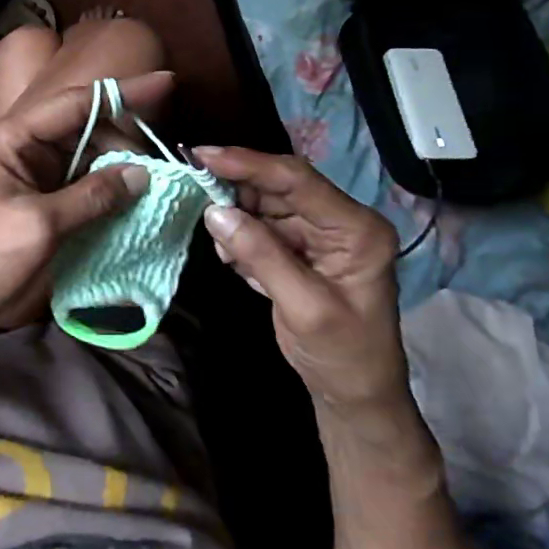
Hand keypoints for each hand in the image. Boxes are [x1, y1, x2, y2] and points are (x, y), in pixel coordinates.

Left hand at [0, 72, 170, 360]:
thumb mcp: (44, 226)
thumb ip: (93, 195)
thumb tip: (142, 173)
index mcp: (8, 138)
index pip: (72, 103)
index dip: (121, 94)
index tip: (167, 83)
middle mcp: (18, 141)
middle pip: (81, 123)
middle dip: (122, 137)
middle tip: (159, 161)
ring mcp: (27, 164)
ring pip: (84, 148)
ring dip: (117, 160)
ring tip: (151, 179)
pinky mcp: (37, 187)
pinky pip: (78, 172)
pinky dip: (105, 180)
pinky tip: (131, 189)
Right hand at [193, 147, 410, 423]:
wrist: (355, 393)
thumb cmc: (343, 354)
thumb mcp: (304, 308)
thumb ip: (262, 256)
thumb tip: (216, 212)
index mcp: (356, 229)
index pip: (297, 180)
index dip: (248, 163)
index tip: (202, 155)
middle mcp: (339, 221)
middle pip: (278, 185)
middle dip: (234, 185)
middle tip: (192, 185)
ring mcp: (318, 233)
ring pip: (264, 203)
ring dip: (234, 215)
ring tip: (222, 247)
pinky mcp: (298, 246)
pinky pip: (259, 225)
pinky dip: (238, 236)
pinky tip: (234, 261)